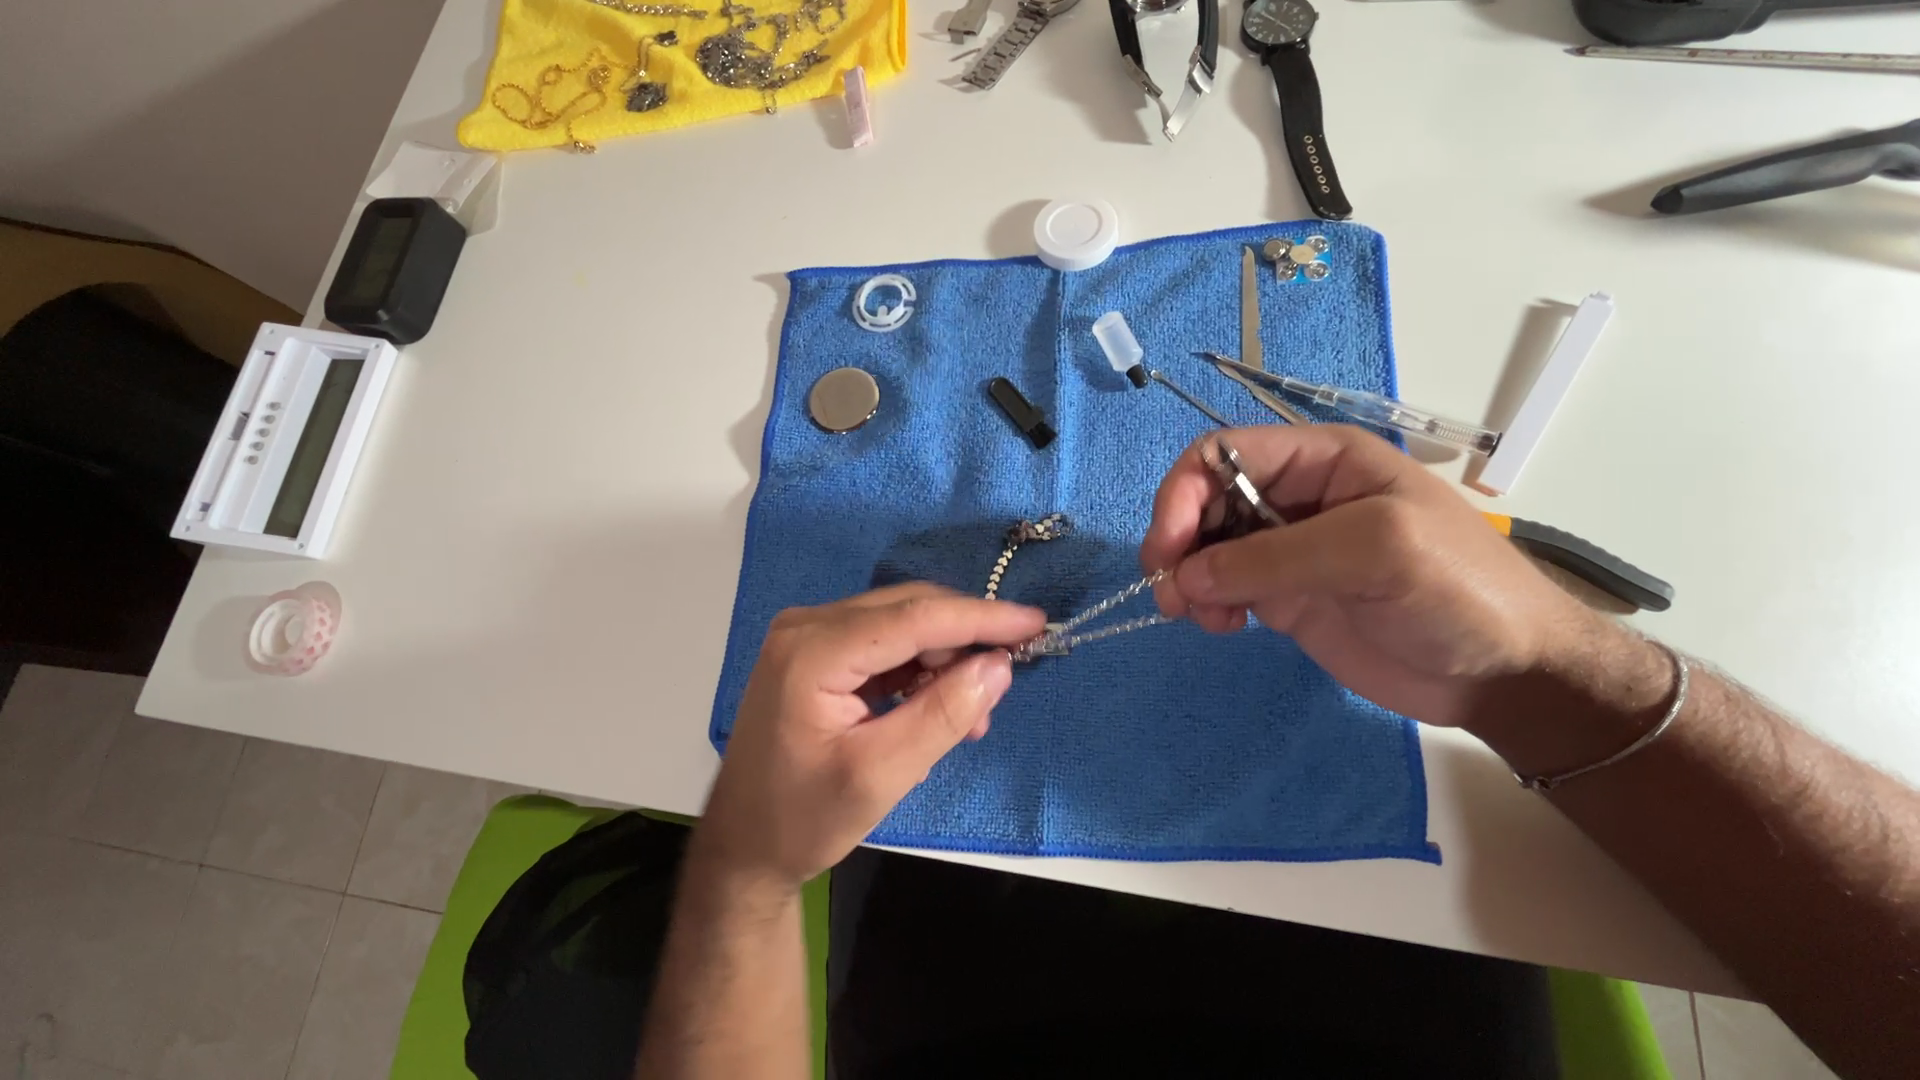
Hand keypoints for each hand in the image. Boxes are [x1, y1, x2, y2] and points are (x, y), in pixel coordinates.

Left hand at [697, 583, 1046, 889]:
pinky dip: (919, 669)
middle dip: (965, 637)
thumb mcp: (880, 775)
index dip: (980, 617)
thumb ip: (941, 716)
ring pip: (900, 625)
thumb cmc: (803, 818)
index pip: (914, 617)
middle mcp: (808, 626)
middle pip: (907, 611)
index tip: (1036, 623)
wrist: (743, 846)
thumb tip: (999, 665)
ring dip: (944, 659)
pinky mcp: (816, 655)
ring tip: (975, 712)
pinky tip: (940, 704)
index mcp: (813, 651)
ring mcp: (809, 637)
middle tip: (1012, 672)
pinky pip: (883, 645)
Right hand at [1141, 425, 1603, 728]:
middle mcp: (1295, 497)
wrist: (1505, 673)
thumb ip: (1275, 556)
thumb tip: (1187, 577)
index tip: (1169, 547)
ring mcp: (1287, 550)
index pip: (1224, 454)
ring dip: (1186, 577)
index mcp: (1322, 461)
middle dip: (1178, 540)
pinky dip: (1204, 604)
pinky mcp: (1283, 597)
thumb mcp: (1374, 550)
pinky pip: (1221, 589)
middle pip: (1204, 500)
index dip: (1184, 492)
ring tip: (1196, 616)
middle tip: (1171, 591)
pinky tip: (1220, 626)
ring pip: (1205, 547)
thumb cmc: (1456, 589)